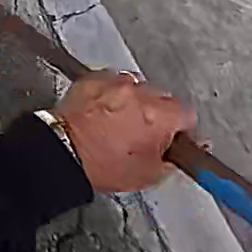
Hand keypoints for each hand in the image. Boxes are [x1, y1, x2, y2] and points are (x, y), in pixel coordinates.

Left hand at [56, 73, 194, 193]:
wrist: (64, 150)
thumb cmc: (104, 163)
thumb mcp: (150, 173)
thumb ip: (172, 157)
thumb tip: (181, 149)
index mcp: (159, 115)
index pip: (187, 113)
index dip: (182, 127)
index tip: (175, 135)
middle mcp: (139, 92)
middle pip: (162, 96)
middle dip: (158, 112)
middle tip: (145, 131)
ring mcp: (114, 81)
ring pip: (136, 86)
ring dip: (134, 100)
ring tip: (120, 120)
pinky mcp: (93, 78)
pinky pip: (111, 81)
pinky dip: (111, 93)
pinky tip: (104, 110)